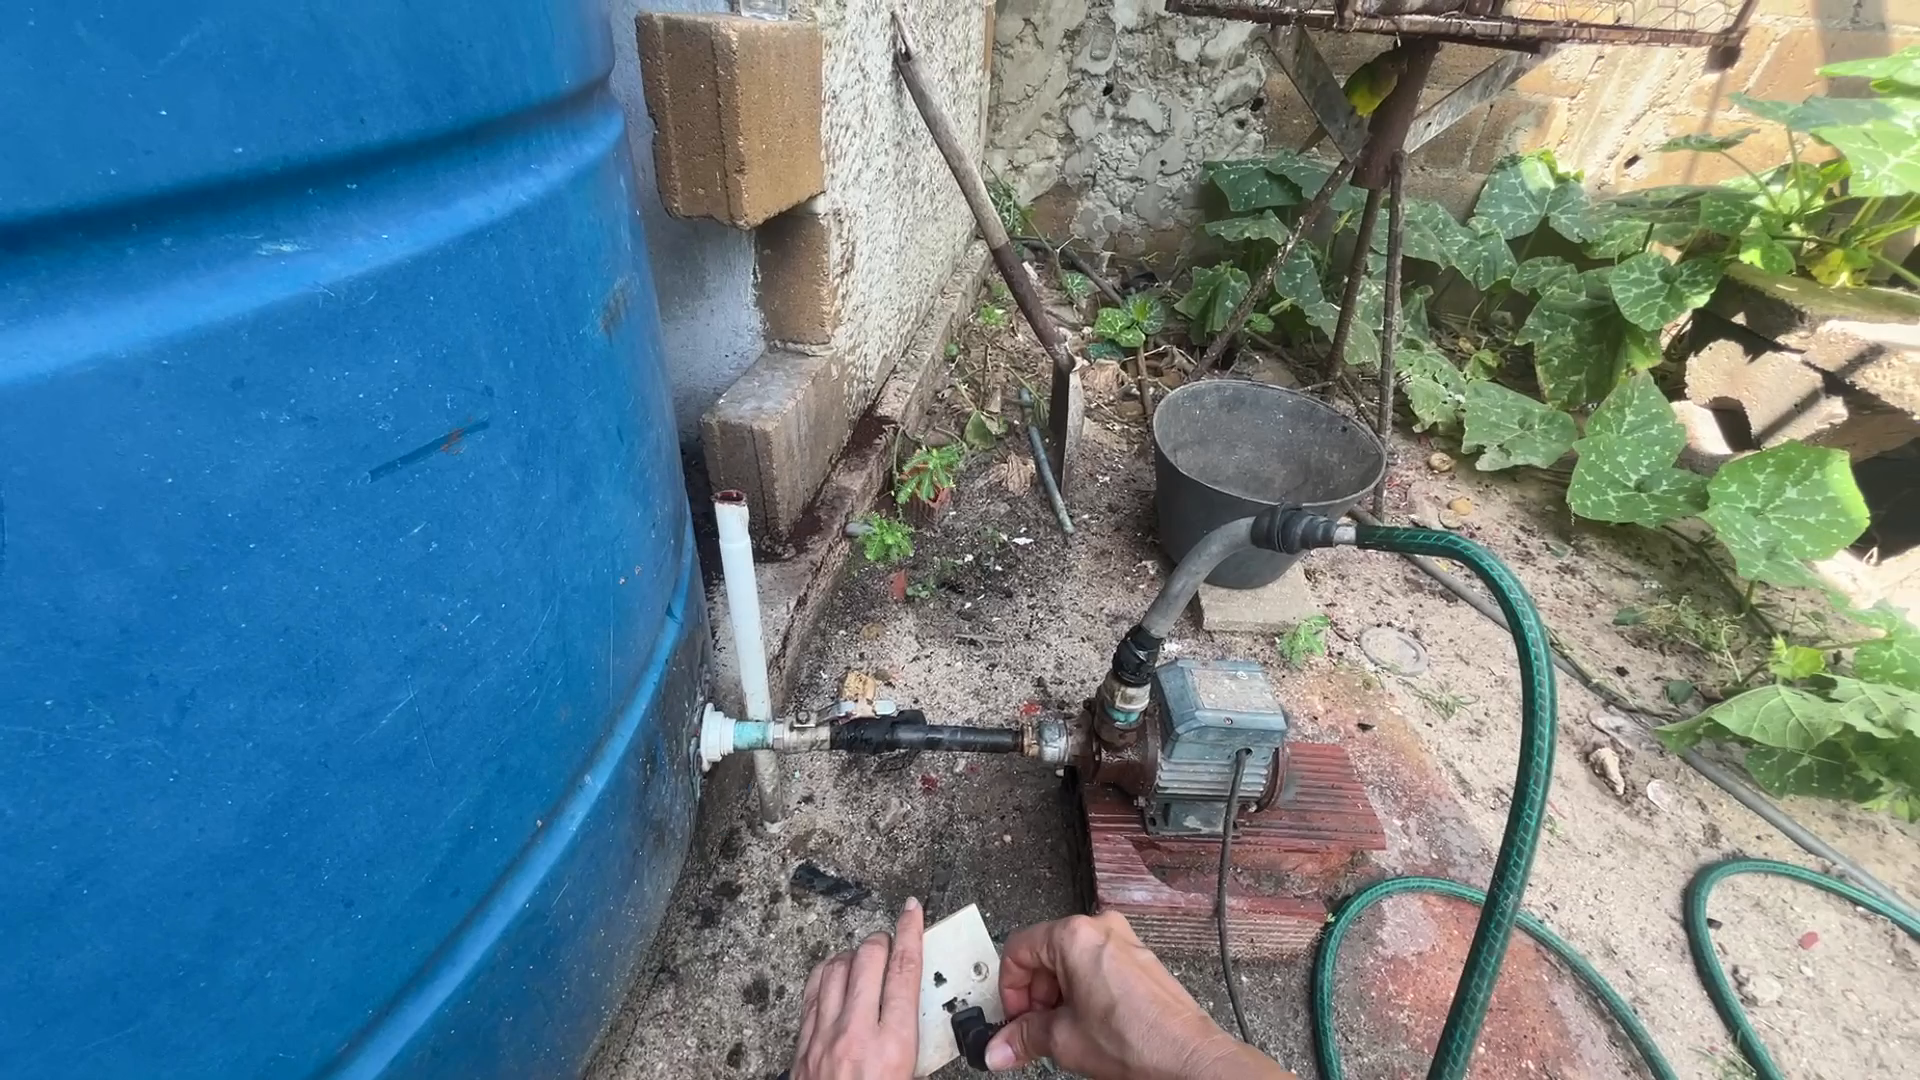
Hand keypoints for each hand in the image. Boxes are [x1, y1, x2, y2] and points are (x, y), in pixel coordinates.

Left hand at [792, 898, 923, 1079]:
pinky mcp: (800, 1048)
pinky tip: (837, 978)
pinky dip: (827, 975)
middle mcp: (855, 1035)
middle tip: (893, 944)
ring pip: (837, 966)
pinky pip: (812, 990)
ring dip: (855, 956)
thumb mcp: (911, 1079)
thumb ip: (920, 1045)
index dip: (911, 931)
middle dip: (884, 941)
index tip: (913, 910)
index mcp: (891, 1049)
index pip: (904, 969)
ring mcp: (822, 1039)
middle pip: (869, 957)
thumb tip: (923, 1009)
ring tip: (867, 963)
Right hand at [985, 912, 1294, 1079]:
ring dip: (1058, 995)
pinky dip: (1083, 990)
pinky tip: (1090, 1024)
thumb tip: (998, 1046)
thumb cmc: (1136, 1041)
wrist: (1189, 1058)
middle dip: (1035, 995)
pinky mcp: (1137, 956)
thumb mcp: (1065, 1040)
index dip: (1009, 989)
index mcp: (1073, 934)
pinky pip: (1095, 964)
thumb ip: (1024, 1037)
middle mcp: (1098, 926)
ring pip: (1070, 960)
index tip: (1012, 1019)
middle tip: (1035, 1029)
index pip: (1018, 949)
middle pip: (1044, 953)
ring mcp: (1121, 939)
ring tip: (1066, 1031)